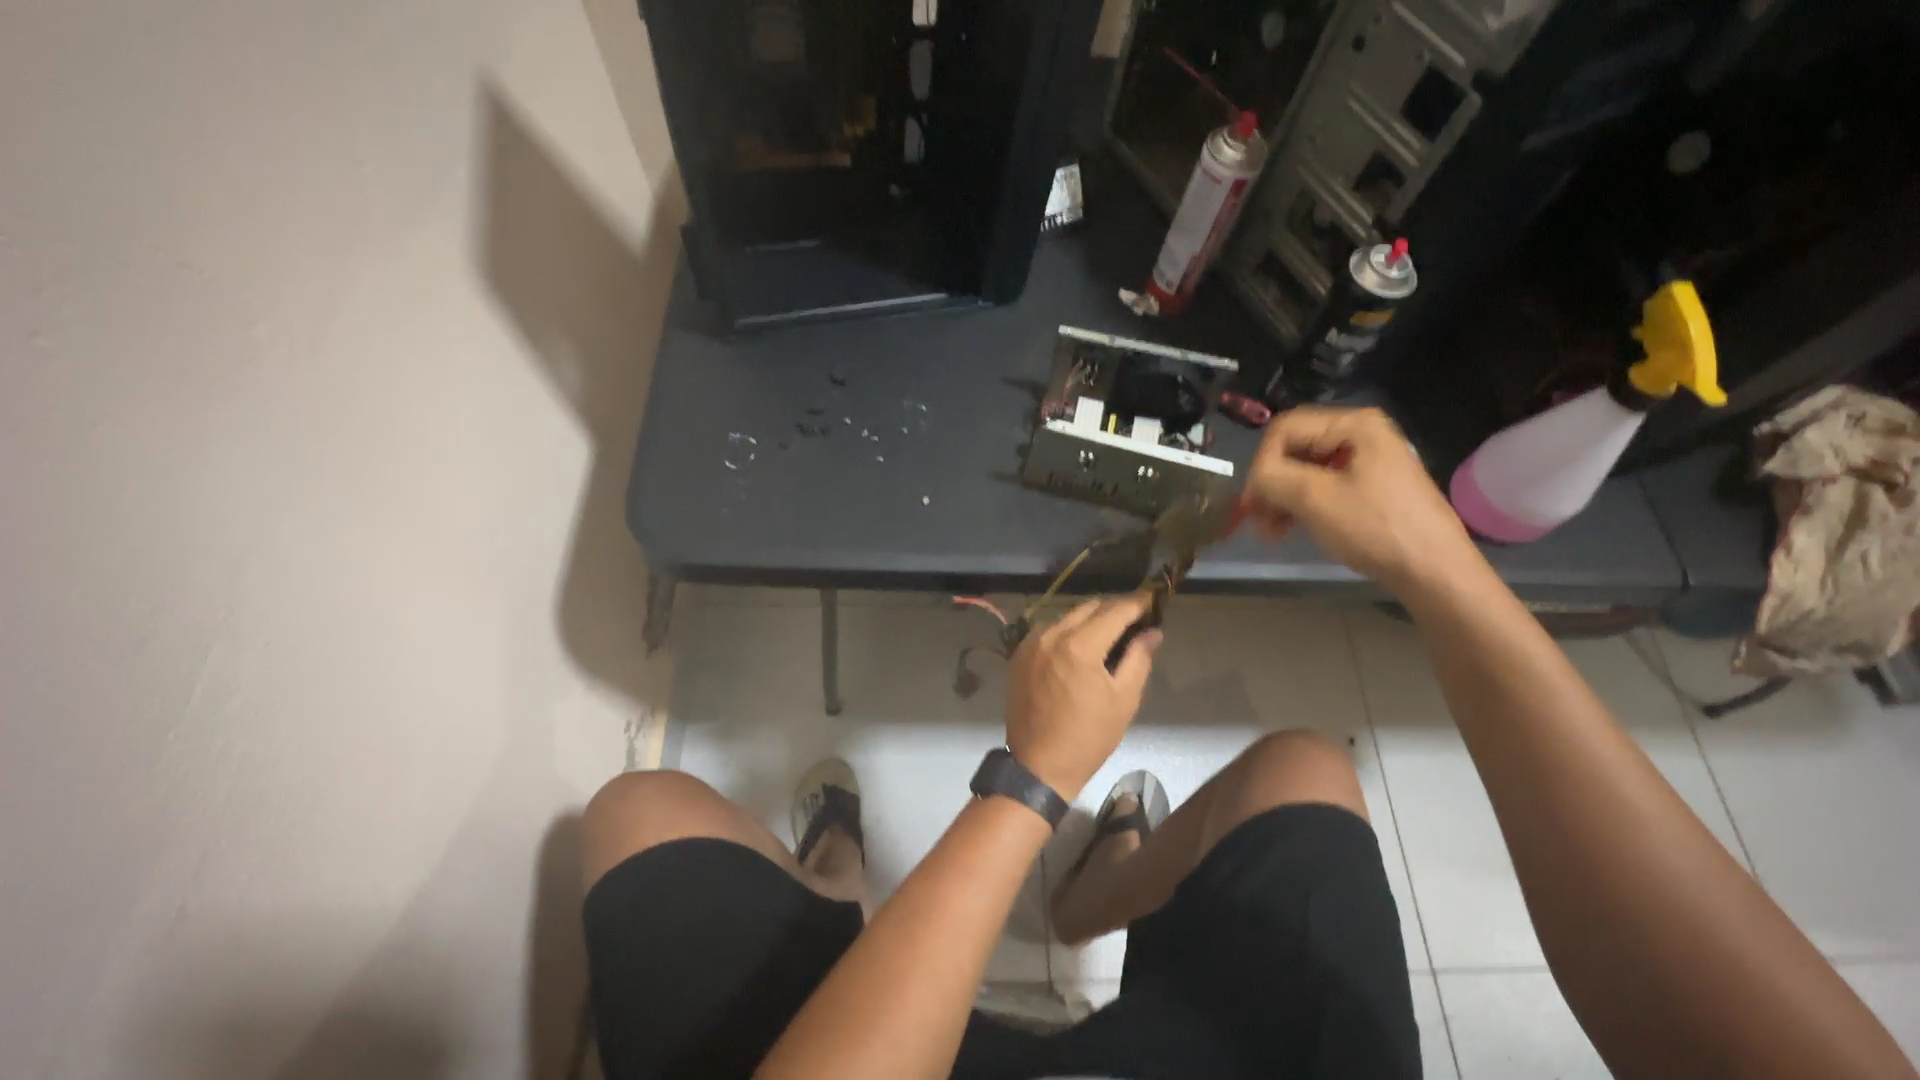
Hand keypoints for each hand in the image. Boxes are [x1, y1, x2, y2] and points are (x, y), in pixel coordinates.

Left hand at [1005, 594, 1159, 799]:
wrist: (1039, 765)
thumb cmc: (1088, 737)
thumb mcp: (1124, 700)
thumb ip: (1139, 658)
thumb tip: (1152, 632)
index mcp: (1079, 645)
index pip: (1114, 610)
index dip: (1137, 603)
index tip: (1152, 600)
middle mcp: (1051, 635)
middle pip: (1089, 607)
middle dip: (1113, 609)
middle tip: (1135, 620)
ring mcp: (1030, 644)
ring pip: (1067, 617)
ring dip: (1090, 620)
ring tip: (1109, 635)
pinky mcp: (1019, 655)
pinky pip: (1049, 631)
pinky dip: (1068, 632)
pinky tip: (1081, 648)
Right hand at [1244, 406, 1483, 594]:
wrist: (1433, 570)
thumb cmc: (1375, 528)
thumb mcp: (1315, 500)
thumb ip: (1273, 478)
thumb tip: (1252, 479)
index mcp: (1354, 424)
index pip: (1285, 430)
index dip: (1261, 464)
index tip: (1251, 503)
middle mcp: (1361, 433)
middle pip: (1295, 449)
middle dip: (1270, 484)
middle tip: (1255, 519)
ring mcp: (1368, 460)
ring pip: (1306, 470)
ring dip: (1281, 498)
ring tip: (1270, 532)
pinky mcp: (1370, 486)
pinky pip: (1323, 486)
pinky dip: (1301, 505)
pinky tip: (1289, 530)